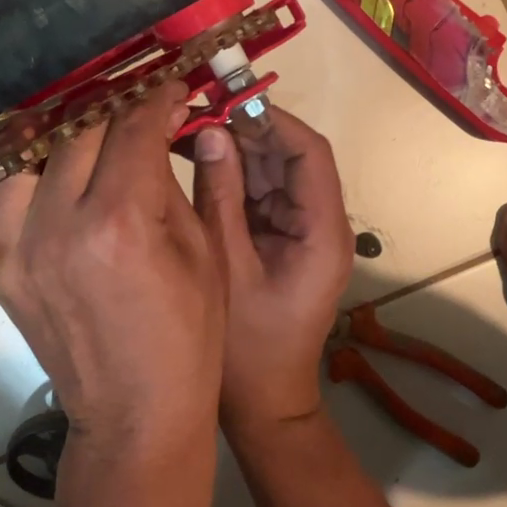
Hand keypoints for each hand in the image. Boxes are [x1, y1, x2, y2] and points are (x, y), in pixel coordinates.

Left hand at [0, 81, 224, 452]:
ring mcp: (17, 250)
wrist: (136, 413)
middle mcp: (59, 225)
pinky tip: (4, 181)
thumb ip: (173, 177)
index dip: (157, 99)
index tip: (170, 91)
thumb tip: (165, 118)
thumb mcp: (201, 249)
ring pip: (18, 158)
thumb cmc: (186, 334)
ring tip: (75, 131)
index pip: (133, 128)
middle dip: (113, 109)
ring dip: (49, 134)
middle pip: (77, 132)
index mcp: (120, 221)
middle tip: (133, 109)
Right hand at [191, 106, 352, 433]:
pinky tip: (190, 155)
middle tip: (193, 107)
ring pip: (269, 168)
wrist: (262, 407)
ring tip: (184, 125)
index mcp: (322, 231)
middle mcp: (318, 222)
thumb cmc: (249, 348)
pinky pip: (255, 190)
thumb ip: (219, 196)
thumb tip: (210, 131)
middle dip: (244, 128)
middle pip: (288, 155)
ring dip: (232, 146)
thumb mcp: (228, 266)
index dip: (271, 119)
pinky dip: (227, 171)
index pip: (310, 153)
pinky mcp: (276, 235)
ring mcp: (297, 228)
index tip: (225, 99)